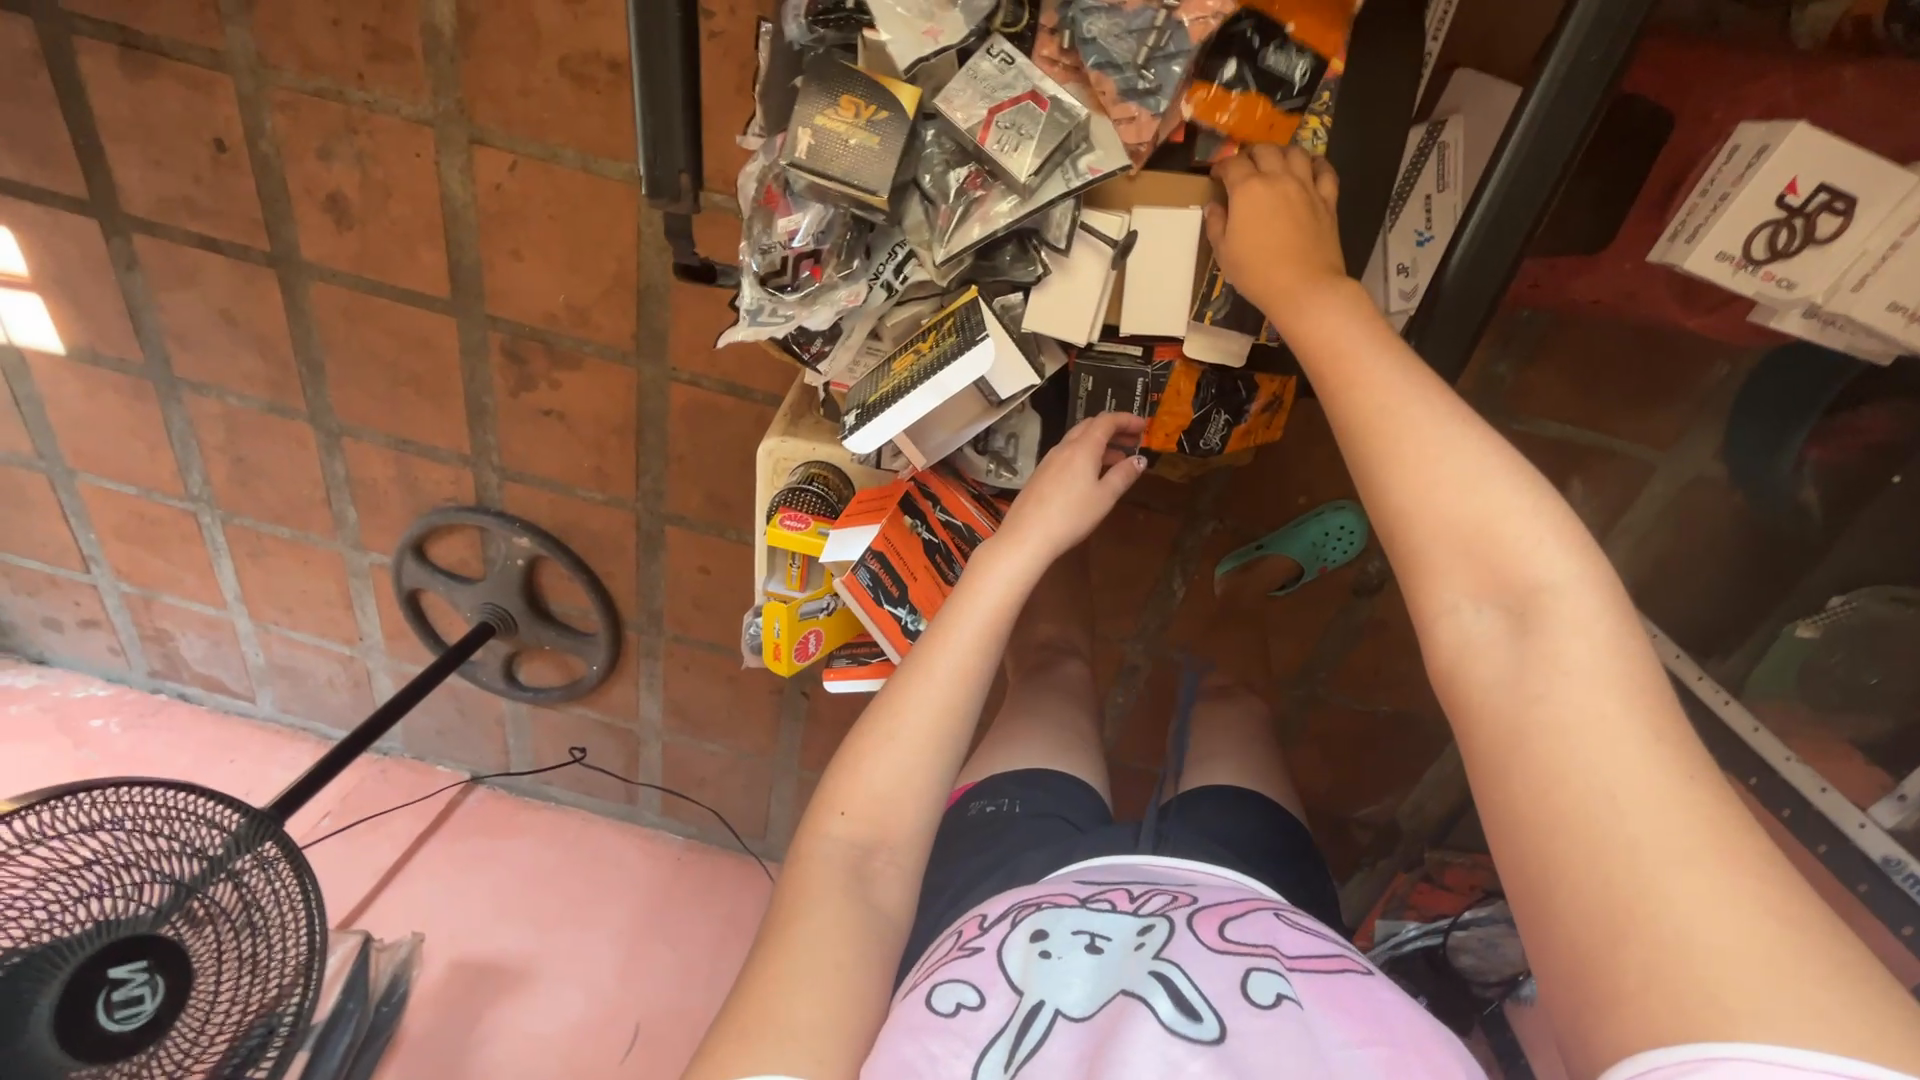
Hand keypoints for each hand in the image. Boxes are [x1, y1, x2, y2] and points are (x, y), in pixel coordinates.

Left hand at [994, 412, 1147, 567]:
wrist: (1027, 535)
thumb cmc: (1071, 516)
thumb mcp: (1104, 497)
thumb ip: (1123, 475)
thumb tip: (1140, 459)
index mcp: (1082, 448)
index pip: (1106, 421)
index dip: (1126, 419)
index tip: (1144, 426)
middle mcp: (1064, 448)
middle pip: (1090, 426)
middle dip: (1114, 429)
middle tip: (1133, 441)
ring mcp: (1049, 460)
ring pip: (1077, 441)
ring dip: (1100, 444)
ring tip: (1119, 459)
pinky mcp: (1041, 474)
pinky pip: (1067, 455)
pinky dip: (1085, 456)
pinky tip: (1092, 475)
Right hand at [1206, 144, 1347, 318]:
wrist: (1303, 287)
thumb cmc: (1256, 273)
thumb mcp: (1223, 253)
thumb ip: (1216, 224)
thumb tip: (1213, 206)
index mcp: (1248, 190)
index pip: (1232, 164)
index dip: (1221, 166)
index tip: (1216, 175)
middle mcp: (1278, 178)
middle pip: (1265, 150)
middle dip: (1251, 154)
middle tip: (1245, 166)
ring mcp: (1306, 186)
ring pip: (1296, 153)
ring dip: (1282, 153)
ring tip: (1276, 162)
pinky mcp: (1327, 199)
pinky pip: (1325, 171)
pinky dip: (1316, 164)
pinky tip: (1310, 168)